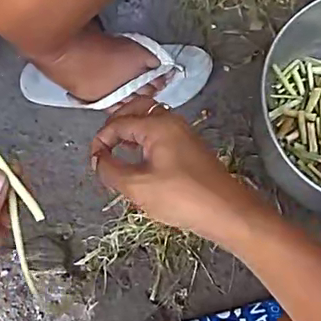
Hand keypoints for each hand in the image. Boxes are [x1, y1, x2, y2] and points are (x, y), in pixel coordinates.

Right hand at [90, 97, 267, 243]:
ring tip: (119, 151)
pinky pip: (163, 134)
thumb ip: (110, 170)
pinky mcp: (192, 149)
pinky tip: (142, 161)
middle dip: (116, 124)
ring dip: (133, 131)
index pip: (118, 123)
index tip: (94, 160)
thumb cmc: (182, 197)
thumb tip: (97, 160)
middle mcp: (172, 122)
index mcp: (157, 125)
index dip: (101, 140)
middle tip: (104, 145)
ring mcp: (185, 134)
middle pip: (137, 110)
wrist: (226, 210)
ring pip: (152, 121)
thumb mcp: (137, 187)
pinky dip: (147, 141)